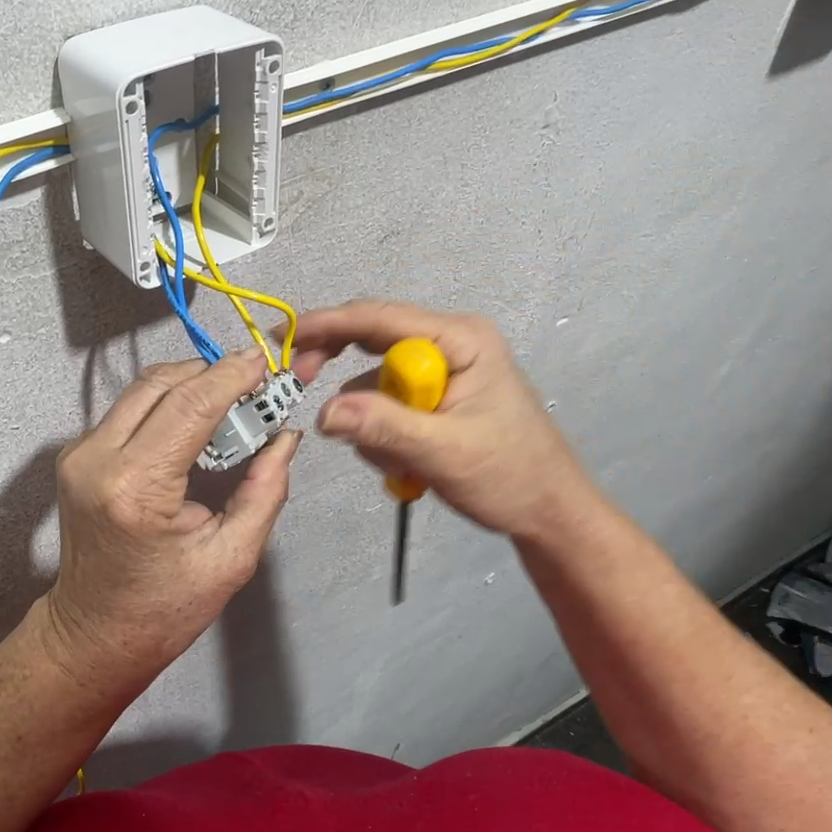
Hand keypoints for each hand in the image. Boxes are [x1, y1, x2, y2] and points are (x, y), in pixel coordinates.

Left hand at [44, 351, 300, 690]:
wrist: (93, 632)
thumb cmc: (165, 609)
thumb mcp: (230, 558)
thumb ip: (264, 491)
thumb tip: (285, 436)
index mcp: (135, 488)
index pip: (188, 406)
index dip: (230, 377)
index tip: (263, 362)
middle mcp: (96, 459)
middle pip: (160, 385)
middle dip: (210, 374)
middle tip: (253, 385)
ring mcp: (78, 453)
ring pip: (140, 390)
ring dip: (187, 384)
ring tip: (229, 400)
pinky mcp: (74, 455)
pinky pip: (127, 410)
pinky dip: (165, 403)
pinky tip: (194, 420)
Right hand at [290, 299, 598, 541]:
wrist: (549, 513)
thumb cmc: (510, 476)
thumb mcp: (444, 452)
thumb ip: (384, 426)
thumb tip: (326, 412)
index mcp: (459, 340)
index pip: (378, 318)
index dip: (326, 324)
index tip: (282, 337)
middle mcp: (447, 343)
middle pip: (369, 338)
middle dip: (338, 368)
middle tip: (304, 386)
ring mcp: (440, 369)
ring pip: (371, 379)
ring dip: (369, 420)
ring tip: (399, 462)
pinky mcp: (433, 395)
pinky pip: (383, 402)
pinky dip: (380, 431)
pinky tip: (403, 461)